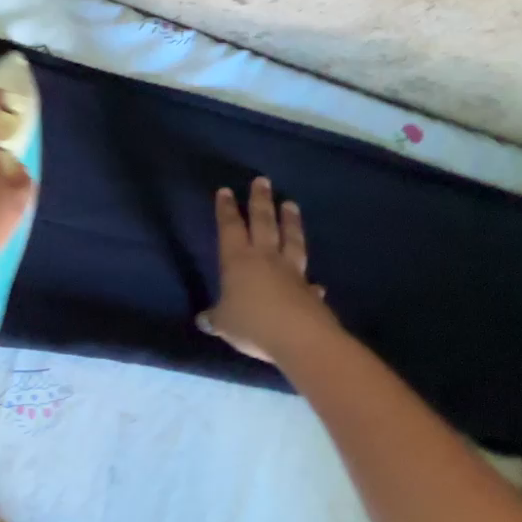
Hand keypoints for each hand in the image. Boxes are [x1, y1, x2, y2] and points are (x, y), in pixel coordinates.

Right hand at [199, 177, 338, 363]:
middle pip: (263, 223)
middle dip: (260, 201)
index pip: (230, 227)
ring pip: (290, 241)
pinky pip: (308, 281)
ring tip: (291, 204)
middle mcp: (264, 258)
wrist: (300, 340)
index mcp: (237, 259)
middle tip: (263, 181)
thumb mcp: (224, 322)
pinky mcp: (310, 293)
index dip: (225, 209)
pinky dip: (310, 281)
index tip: (225, 191)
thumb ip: (215, 317)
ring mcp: (291, 273)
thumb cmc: (252, 323)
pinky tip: (317, 282)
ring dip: (291, 222)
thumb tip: (204, 320)